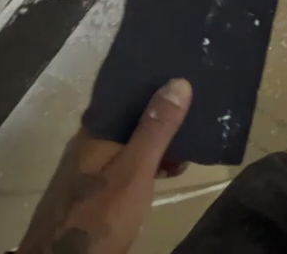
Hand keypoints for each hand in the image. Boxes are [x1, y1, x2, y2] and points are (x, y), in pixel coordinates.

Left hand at [18, 78, 192, 253]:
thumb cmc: (97, 218)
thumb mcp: (134, 171)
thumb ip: (156, 128)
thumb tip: (178, 81)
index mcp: (94, 131)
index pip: (124, 90)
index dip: (153, 79)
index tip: (184, 69)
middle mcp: (88, 144)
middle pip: (129, 115)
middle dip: (162, 109)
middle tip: (198, 102)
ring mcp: (89, 170)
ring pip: (130, 141)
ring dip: (159, 138)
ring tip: (192, 139)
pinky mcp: (94, 193)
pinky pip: (128, 163)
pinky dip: (149, 161)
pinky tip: (170, 170)